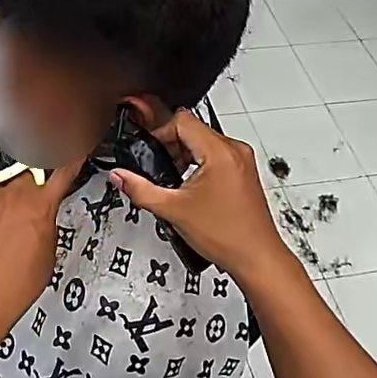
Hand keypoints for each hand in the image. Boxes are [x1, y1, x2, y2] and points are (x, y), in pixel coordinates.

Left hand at [0, 161, 82, 332]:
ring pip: (4, 187)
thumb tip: (44, 215)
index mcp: (42, 205)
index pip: (64, 168)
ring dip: (9, 199)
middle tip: (31, 204)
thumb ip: (48, 222)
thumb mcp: (50, 251)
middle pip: (30, 173)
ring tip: (6, 229)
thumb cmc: (17, 283)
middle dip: (34, 182)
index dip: (72, 153)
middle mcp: (15, 196)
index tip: (75, 142)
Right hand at [110, 111, 297, 285]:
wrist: (255, 257)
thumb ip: (140, 189)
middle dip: (171, 147)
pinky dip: (200, 165)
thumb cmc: (228, 235)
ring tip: (175, 182)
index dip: (159, 133)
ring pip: (205, 143)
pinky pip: (217, 156)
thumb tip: (121, 176)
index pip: (182, 120)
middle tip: (159, 169)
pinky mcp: (244, 172)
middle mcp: (235, 151)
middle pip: (193, 129)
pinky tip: (191, 189)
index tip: (150, 151)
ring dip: (185, 156)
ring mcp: (242, 161)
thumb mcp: (173, 210)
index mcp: (220, 152)